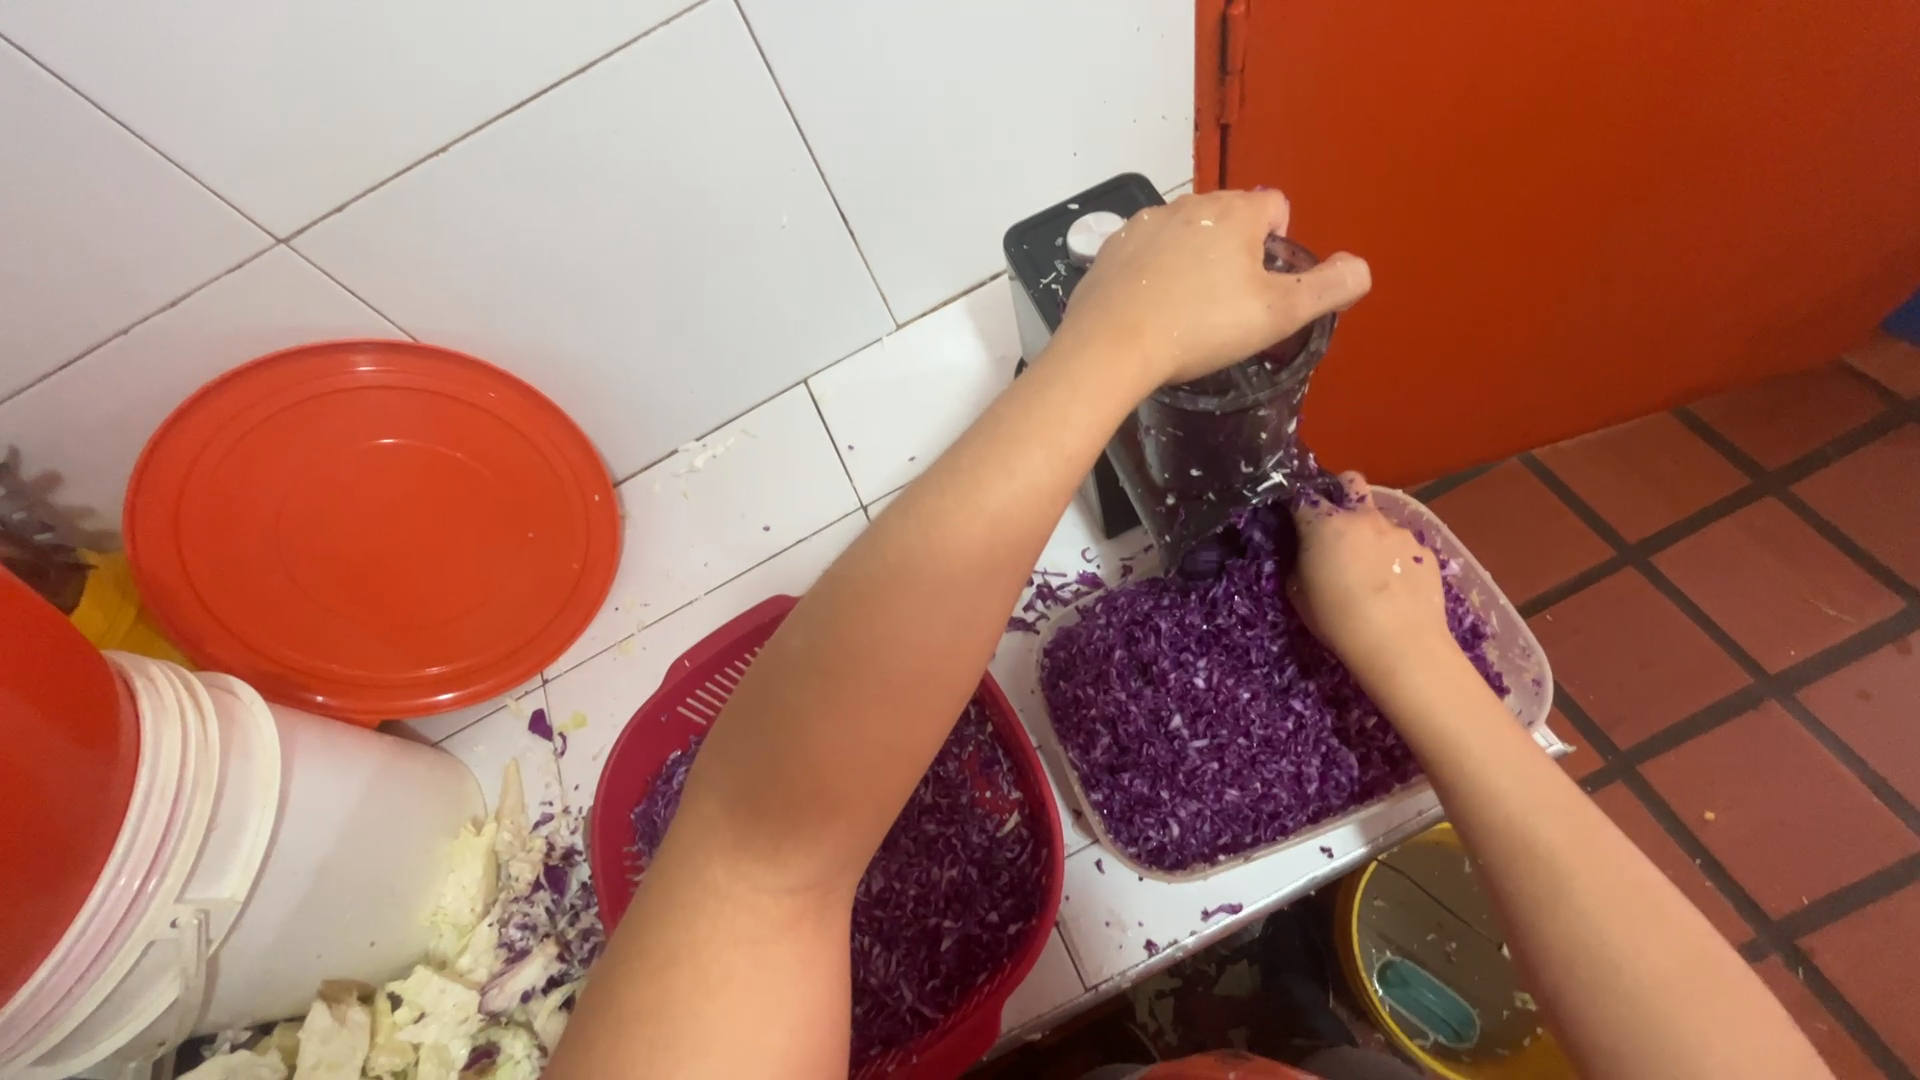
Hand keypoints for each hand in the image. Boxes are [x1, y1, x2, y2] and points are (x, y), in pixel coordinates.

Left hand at [1055, 189, 1370, 387]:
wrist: (1110, 347)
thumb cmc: (1200, 328)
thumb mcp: (1278, 314)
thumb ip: (1328, 288)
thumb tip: (1360, 268)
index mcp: (1236, 210)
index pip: (1275, 207)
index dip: (1278, 244)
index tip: (1262, 286)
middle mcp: (1187, 203)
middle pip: (1226, 217)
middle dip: (1233, 251)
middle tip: (1224, 305)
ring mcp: (1142, 224)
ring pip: (1182, 234)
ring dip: (1190, 260)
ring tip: (1184, 310)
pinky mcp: (1109, 251)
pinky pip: (1142, 255)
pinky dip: (1150, 274)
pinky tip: (1147, 309)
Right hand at [1286, 474, 1458, 684]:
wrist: (1400, 645)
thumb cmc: (1336, 620)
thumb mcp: (1298, 592)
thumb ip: (1299, 562)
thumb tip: (1306, 552)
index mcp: (1324, 524)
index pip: (1301, 496)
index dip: (1295, 504)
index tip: (1293, 519)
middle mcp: (1362, 517)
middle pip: (1350, 482)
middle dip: (1340, 492)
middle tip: (1335, 524)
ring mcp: (1399, 532)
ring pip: (1379, 518)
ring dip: (1370, 533)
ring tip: (1370, 569)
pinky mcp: (1425, 552)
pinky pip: (1402, 545)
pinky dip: (1394, 556)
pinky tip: (1394, 585)